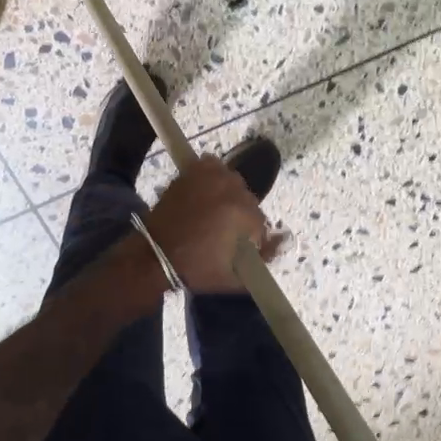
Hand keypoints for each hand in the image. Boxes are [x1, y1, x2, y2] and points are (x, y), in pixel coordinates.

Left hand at [140, 157, 282, 292]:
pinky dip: (212, 175)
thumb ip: (266, 256)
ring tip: (212, 213)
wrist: (155, 254)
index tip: (236, 247)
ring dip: (228, 195)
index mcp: (243, 213)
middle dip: (240, 216)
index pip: (260, 222)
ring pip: (232, 182)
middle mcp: (230, 189)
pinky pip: (212, 165)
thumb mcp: (235, 275)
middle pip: (248, 200)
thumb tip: (285, 237)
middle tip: (221, 232)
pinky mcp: (192, 171)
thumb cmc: (196, 268)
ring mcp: (210, 177)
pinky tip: (205, 191)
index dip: (250, 237)